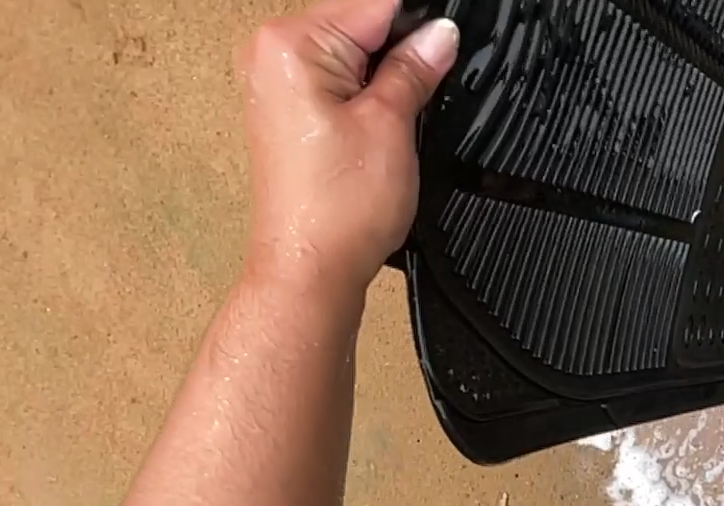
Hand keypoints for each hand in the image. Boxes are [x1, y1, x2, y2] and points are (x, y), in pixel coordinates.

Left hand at [237, 0, 458, 295]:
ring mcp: (274, 83)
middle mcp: (270, 53)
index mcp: (291, 43)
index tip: (453, 40)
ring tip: (410, 116)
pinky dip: (366, 96)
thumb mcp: (393, 128)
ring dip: (385, 76)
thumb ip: (415, 73)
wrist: (313, 262)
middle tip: (435, 89)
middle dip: (402, 50)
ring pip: (347, 55)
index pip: (370, 6)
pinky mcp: (286, 112)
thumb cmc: (341, 206)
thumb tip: (441, 35)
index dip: (420, 25)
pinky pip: (334, 83)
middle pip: (355, 25)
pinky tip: (386, 125)